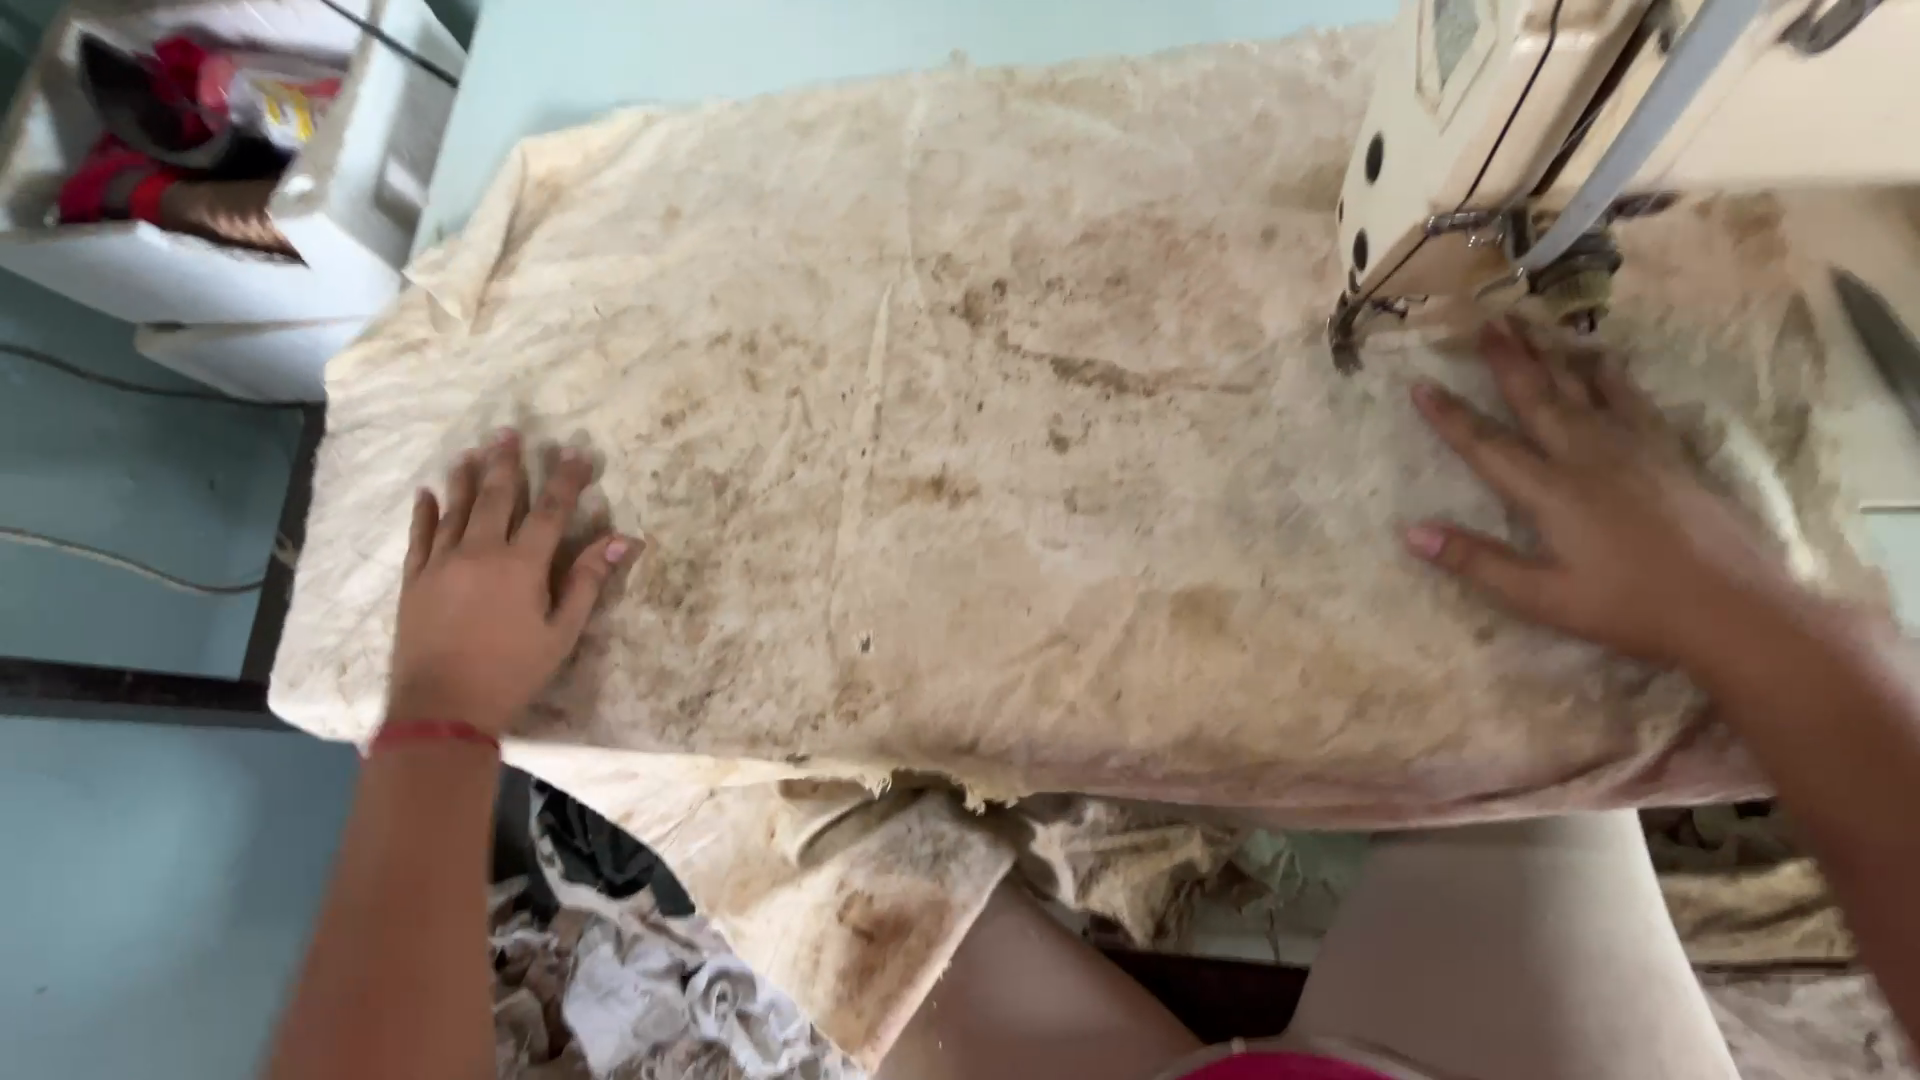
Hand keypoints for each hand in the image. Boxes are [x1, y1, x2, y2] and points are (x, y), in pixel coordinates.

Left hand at [387, 429, 635, 734]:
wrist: (442, 707)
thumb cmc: (513, 671)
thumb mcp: (563, 632)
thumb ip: (589, 581)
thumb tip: (623, 540)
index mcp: (522, 565)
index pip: (550, 511)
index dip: (566, 480)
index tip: (577, 452)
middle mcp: (480, 552)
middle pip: (497, 498)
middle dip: (508, 463)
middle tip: (510, 431)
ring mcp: (441, 564)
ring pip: (456, 509)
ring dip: (467, 477)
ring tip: (472, 450)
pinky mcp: (414, 580)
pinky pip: (419, 536)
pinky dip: (425, 512)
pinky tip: (426, 493)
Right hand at [1405, 322, 1806, 669]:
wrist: (1737, 609)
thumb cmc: (1628, 608)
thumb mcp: (1540, 596)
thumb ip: (1474, 561)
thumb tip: (1410, 532)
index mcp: (1550, 493)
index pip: (1486, 445)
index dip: (1449, 416)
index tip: (1420, 384)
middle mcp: (1588, 459)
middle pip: (1538, 399)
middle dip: (1507, 361)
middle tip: (1486, 322)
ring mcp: (1634, 452)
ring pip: (1583, 390)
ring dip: (1551, 356)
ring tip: (1532, 325)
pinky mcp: (1668, 455)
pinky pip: (1633, 401)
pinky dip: (1611, 375)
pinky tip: (1600, 359)